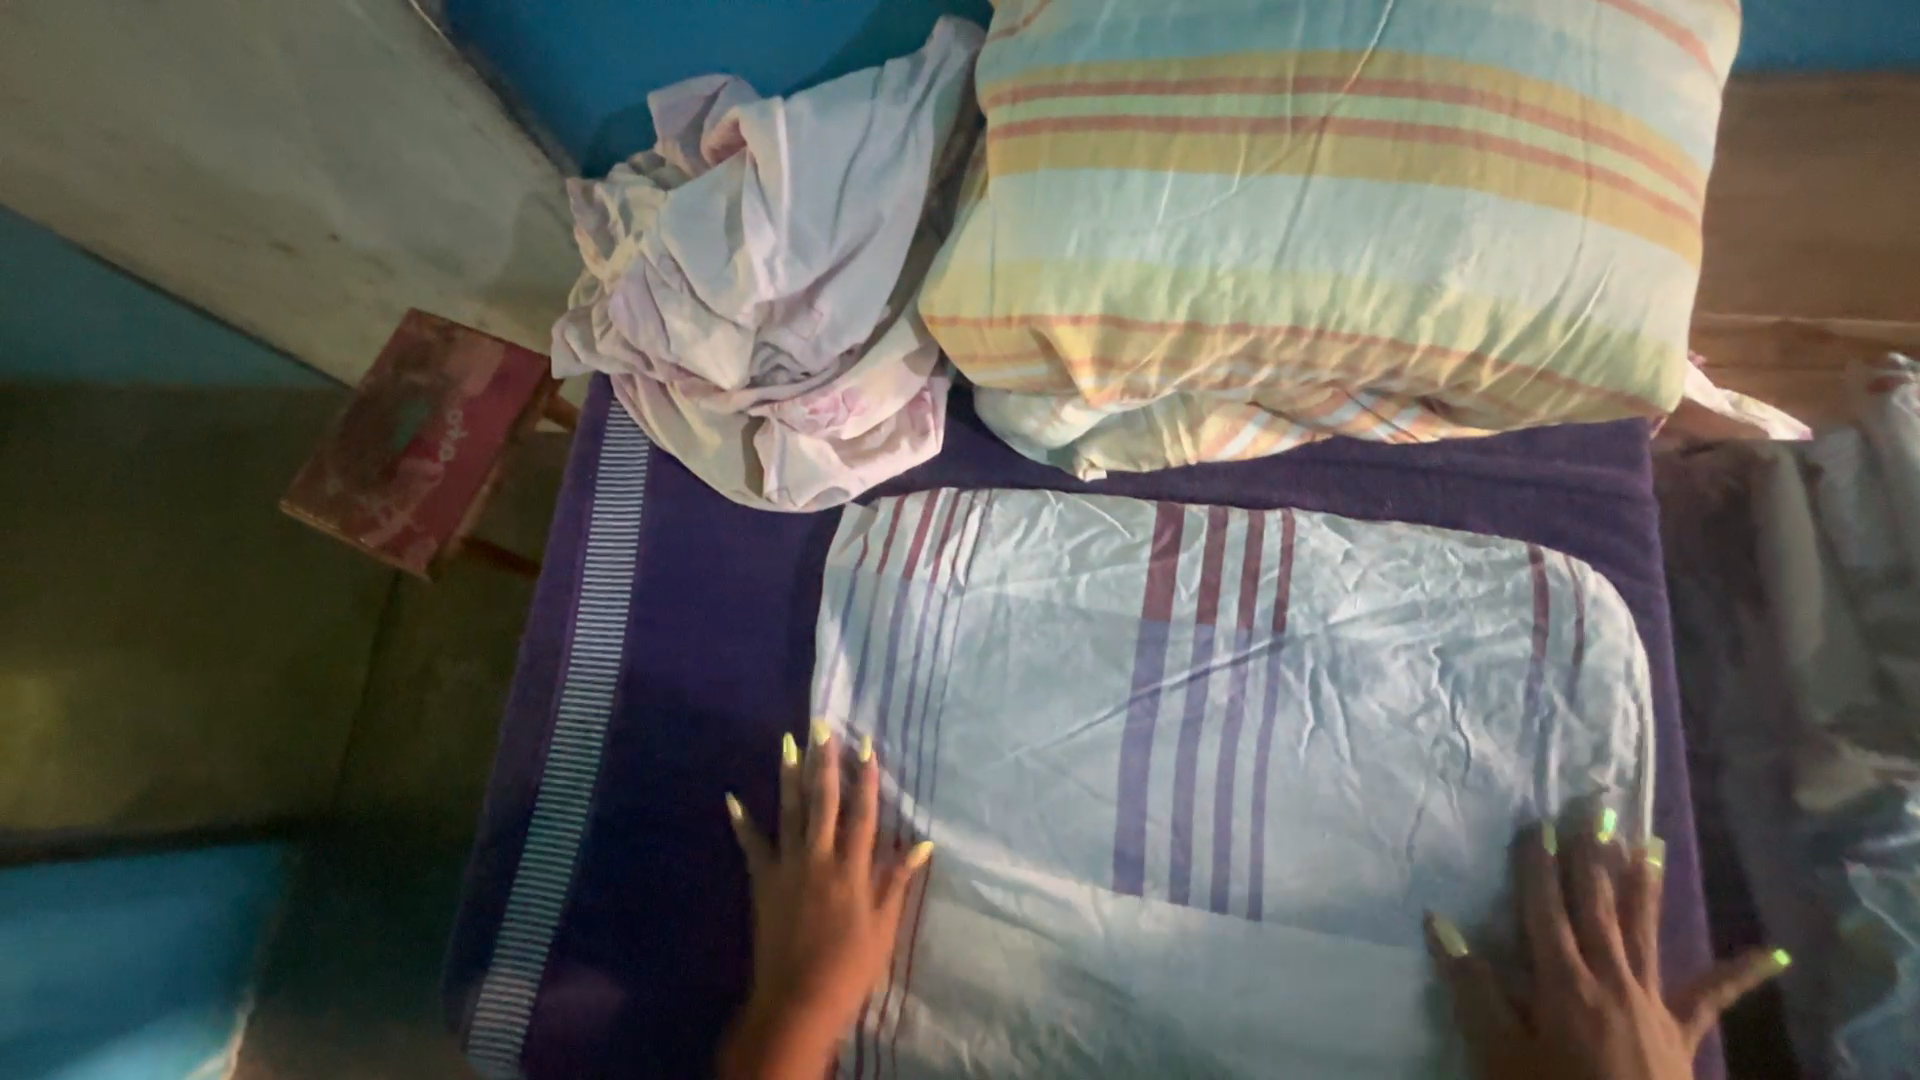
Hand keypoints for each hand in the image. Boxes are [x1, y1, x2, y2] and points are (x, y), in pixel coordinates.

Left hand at [717, 723, 933, 1079]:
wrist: (796, 1001)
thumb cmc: (849, 967)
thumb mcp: (884, 926)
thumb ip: (899, 880)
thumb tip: (922, 843)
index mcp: (852, 868)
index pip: (863, 812)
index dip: (866, 777)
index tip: (866, 745)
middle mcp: (819, 857)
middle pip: (824, 801)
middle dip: (825, 761)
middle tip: (822, 726)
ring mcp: (787, 866)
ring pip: (790, 811)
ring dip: (790, 775)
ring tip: (789, 742)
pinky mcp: (763, 881)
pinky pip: (751, 845)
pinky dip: (742, 821)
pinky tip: (733, 797)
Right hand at [1427, 813, 1789, 1079]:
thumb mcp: (1498, 1050)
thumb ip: (1471, 985)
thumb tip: (1437, 921)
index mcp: (1563, 981)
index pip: (1545, 908)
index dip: (1537, 865)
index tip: (1536, 823)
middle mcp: (1610, 979)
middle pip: (1599, 907)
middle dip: (1593, 856)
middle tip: (1597, 809)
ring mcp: (1651, 1004)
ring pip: (1646, 932)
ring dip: (1645, 885)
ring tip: (1650, 842)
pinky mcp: (1681, 1033)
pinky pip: (1711, 998)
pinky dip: (1740, 972)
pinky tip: (1774, 952)